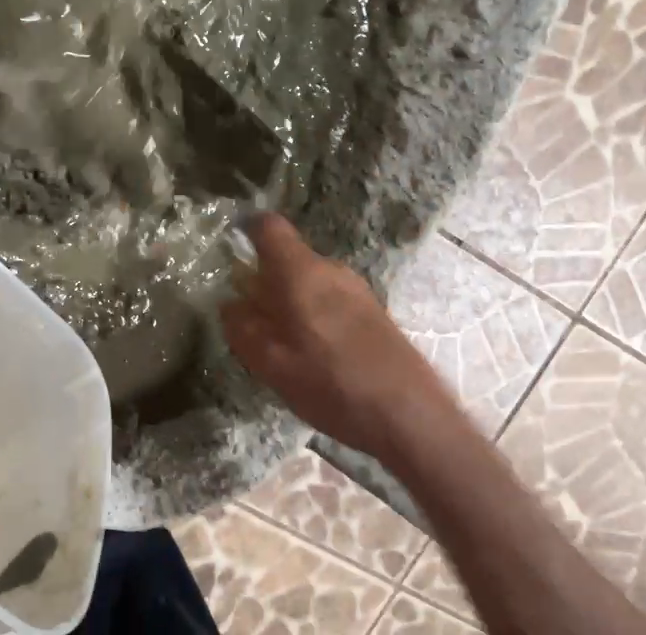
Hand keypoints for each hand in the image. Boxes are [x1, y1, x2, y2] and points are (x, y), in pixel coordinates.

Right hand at [219, 213, 456, 462]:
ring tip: (285, 347)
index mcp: (300, 272)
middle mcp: (331, 270)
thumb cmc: (332, 386)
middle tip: (252, 321)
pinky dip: (315, 316)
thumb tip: (231, 305)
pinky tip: (318, 358)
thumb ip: (242, 328)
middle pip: (288, 259)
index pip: (268, 226)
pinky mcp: (375, 312)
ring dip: (291, 303)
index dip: (246, 232)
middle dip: (265, 282)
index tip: (231, 254)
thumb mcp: (270, 364)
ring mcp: (358, 290)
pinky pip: (331, 300)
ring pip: (310, 282)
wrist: (414, 419)